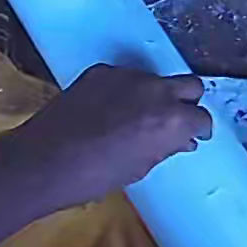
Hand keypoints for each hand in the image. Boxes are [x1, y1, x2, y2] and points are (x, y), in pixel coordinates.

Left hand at [0, 63, 213, 216]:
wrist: (44, 161)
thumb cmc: (97, 176)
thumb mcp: (141, 167)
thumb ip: (166, 147)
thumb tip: (182, 139)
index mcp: (172, 118)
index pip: (202, 116)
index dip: (199, 128)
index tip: (193, 136)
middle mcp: (156, 89)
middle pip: (189, 84)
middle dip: (187, 102)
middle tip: (174, 120)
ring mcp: (127, 75)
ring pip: (155, 79)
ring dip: (155, 94)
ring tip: (136, 116)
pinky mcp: (101, 71)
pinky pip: (125, 77)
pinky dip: (125, 91)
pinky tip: (108, 110)